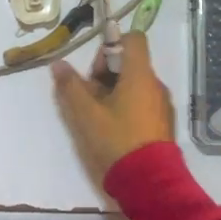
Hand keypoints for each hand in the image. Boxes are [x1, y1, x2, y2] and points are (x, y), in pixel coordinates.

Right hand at [51, 31, 174, 184]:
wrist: (149, 180)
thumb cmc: (116, 140)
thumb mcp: (85, 113)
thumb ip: (70, 86)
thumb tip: (58, 64)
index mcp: (140, 75)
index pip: (133, 39)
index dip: (112, 45)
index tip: (95, 69)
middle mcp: (155, 84)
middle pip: (130, 63)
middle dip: (106, 73)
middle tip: (89, 97)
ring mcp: (162, 104)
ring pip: (135, 85)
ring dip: (114, 91)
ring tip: (97, 116)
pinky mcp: (162, 123)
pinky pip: (143, 103)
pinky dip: (126, 106)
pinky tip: (113, 128)